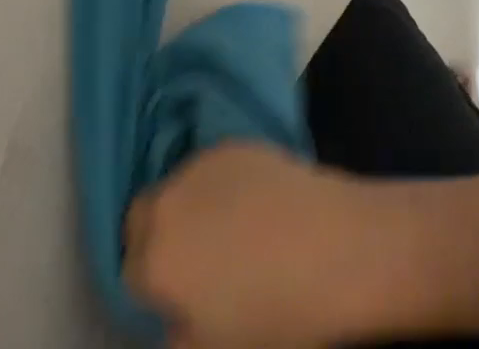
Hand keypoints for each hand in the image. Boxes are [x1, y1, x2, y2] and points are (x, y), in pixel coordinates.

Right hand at [122, 143, 359, 348]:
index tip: (186, 300)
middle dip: (160, 239)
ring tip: (238, 233)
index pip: (131, 275)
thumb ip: (183, 337)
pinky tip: (263, 208)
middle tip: (200, 263)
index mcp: (156, 264)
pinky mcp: (227, 148)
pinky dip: (224, 189)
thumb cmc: (287, 314)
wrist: (346, 249)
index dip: (157, 290)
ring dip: (190, 210)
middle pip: (141, 221)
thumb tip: (175, 321)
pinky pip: (211, 173)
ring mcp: (195, 170)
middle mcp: (163, 207)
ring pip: (176, 192)